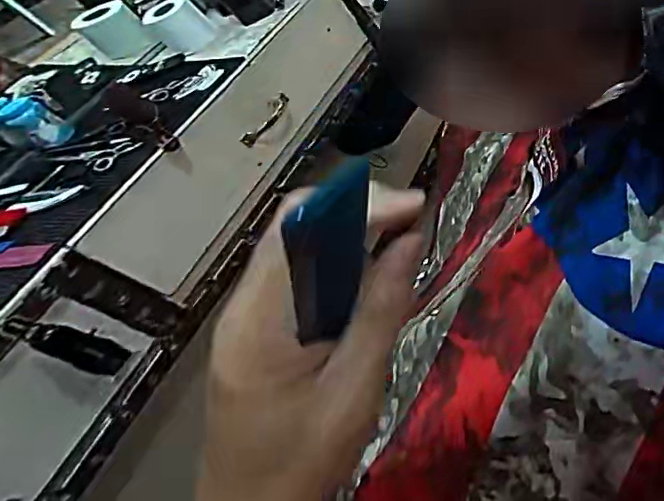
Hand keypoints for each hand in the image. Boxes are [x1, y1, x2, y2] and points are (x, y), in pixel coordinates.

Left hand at [197, 183, 430, 500]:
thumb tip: (412, 237)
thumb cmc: (301, 462)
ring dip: (357, 234)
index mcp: (260, 317)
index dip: (359, 201)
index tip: (414, 207)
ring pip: (305, 244)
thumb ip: (382, 308)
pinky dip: (346, 261)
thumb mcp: (354, 387)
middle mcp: (246, 305)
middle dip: (363, 212)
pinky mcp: (263, 330)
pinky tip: (376, 276)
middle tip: (416, 224)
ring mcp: (250, 317)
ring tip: (406, 243)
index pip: (300, 222)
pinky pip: (305, 272)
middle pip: (301, 225)